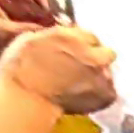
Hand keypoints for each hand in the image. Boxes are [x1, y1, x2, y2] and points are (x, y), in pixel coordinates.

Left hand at [0, 0, 53, 55]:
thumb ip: (28, 29)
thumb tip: (56, 32)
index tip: (55, 18)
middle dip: (43, 13)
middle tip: (60, 31)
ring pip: (22, 8)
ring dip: (37, 21)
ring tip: (52, 36)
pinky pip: (15, 16)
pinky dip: (28, 26)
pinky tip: (39, 37)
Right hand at [0, 27, 116, 114]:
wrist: (30, 96)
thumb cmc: (22, 66)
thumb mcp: (34, 39)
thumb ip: (59, 37)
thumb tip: (71, 39)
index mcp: (73, 38)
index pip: (91, 36)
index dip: (85, 43)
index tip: (79, 50)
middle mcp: (93, 56)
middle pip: (107, 53)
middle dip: (98, 57)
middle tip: (86, 65)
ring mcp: (104, 77)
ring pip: (109, 73)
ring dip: (99, 75)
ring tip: (82, 82)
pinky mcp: (109, 95)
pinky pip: (110, 90)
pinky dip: (101, 91)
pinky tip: (86, 93)